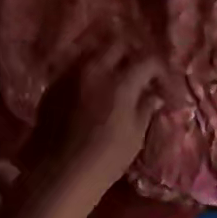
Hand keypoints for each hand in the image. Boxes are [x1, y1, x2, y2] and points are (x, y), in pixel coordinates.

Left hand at [33, 45, 168, 200]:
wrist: (60, 173)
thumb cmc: (106, 160)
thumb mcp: (135, 136)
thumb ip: (146, 108)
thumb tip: (155, 95)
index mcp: (121, 82)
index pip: (147, 60)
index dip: (159, 69)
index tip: (162, 81)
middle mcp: (95, 69)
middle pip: (118, 45)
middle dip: (132, 55)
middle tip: (139, 72)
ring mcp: (71, 73)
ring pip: (93, 50)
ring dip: (108, 58)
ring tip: (115, 74)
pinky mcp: (54, 84)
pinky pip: (75, 65)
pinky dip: (88, 70)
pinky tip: (92, 86)